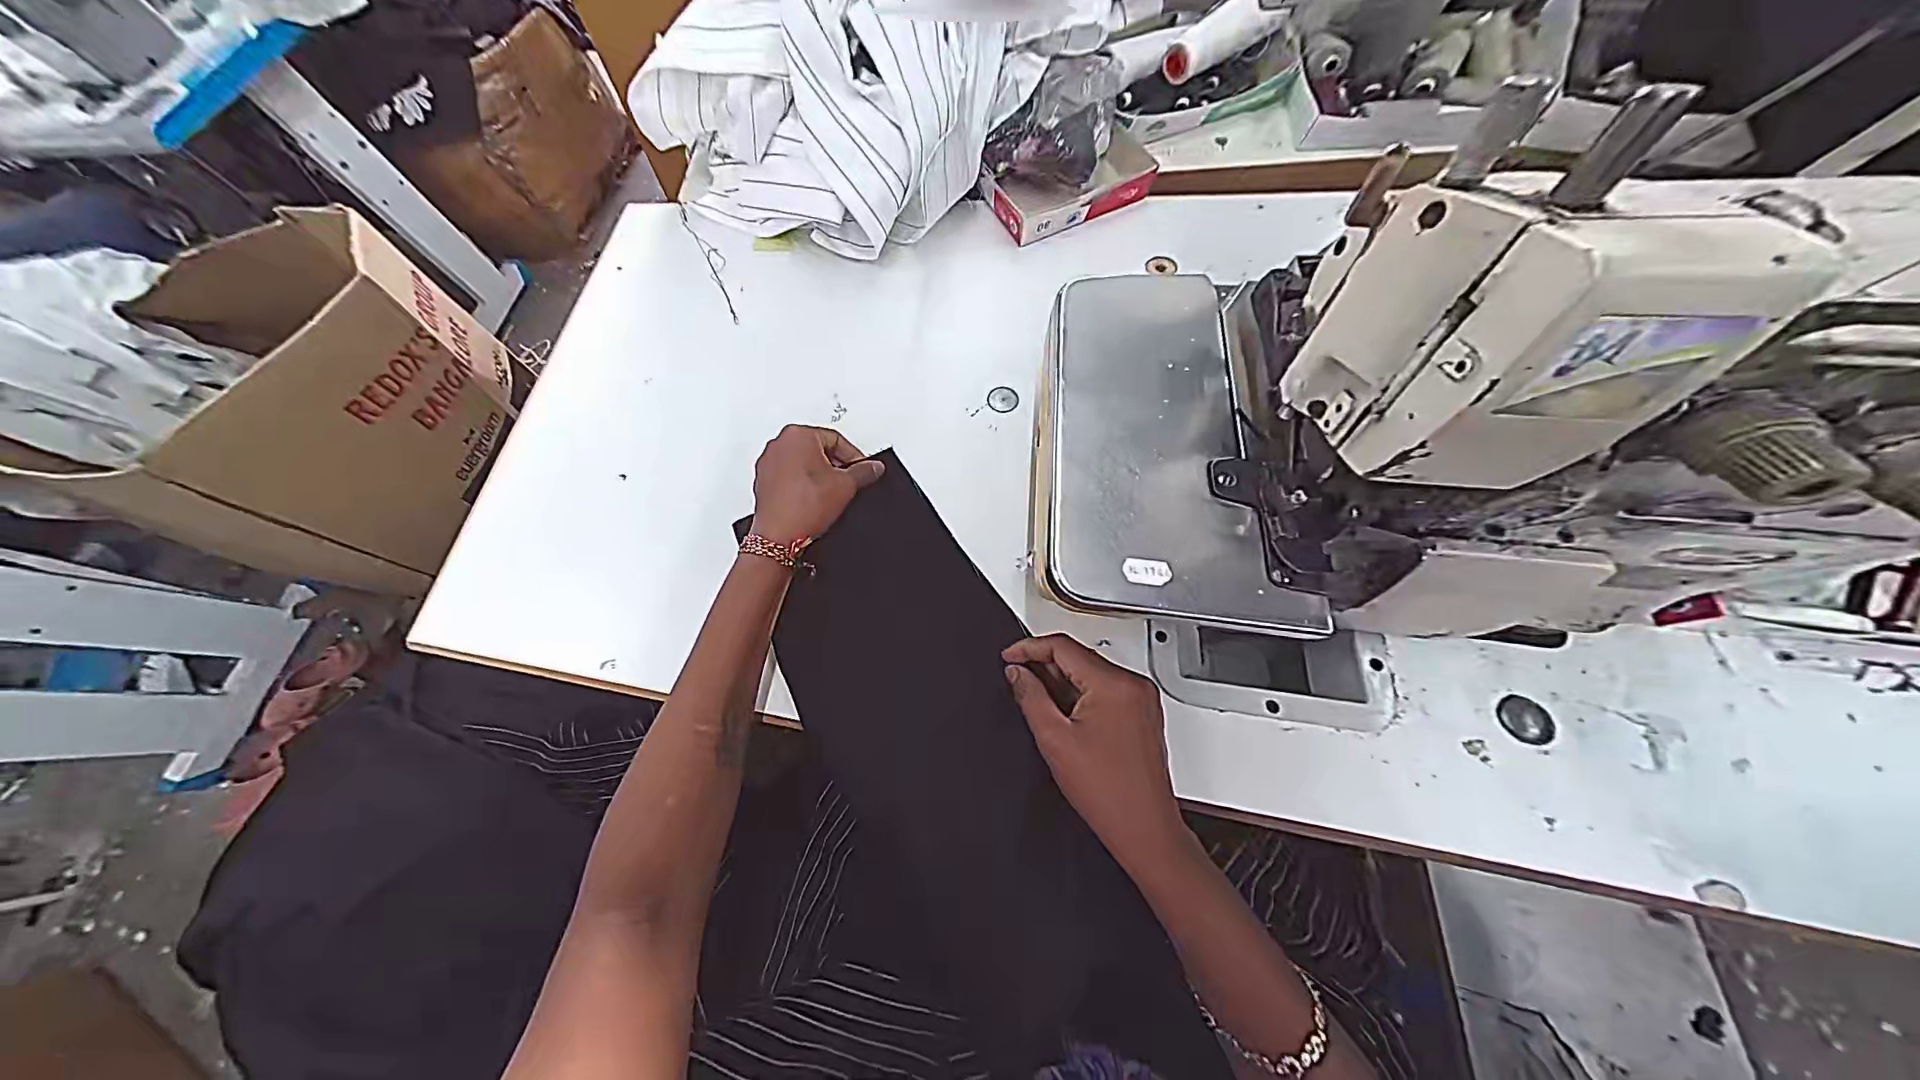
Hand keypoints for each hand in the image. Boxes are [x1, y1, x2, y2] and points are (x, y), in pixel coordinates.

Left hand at [750, 425, 884, 544]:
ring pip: (802, 462)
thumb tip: (873, 467)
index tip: (861, 470)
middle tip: (847, 482)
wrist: (780, 534)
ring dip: (818, 475)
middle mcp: (779, 444)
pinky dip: (802, 485)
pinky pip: (789, 476)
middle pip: (817, 448)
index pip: (836, 439)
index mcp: (798, 434)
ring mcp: (768, 462)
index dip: (854, 457)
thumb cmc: (803, 506)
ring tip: (829, 493)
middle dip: (835, 465)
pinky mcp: (763, 480)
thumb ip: (864, 471)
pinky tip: (813, 500)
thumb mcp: (846, 485)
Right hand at [1003, 634, 1184, 859]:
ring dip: (1063, 682)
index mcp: (1114, 685)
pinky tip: (1068, 719)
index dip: (1029, 648)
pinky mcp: (1143, 711)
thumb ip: (1030, 697)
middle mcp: (1134, 685)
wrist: (1143, 827)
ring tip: (1046, 710)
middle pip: (1079, 656)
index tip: (1010, 656)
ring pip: (1091, 672)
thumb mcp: (1055, 739)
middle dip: (1046, 666)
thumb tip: (1018, 673)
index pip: (1063, 646)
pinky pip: (1106, 688)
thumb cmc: (1109, 793)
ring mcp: (1142, 698)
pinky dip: (1082, 694)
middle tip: (1020, 682)